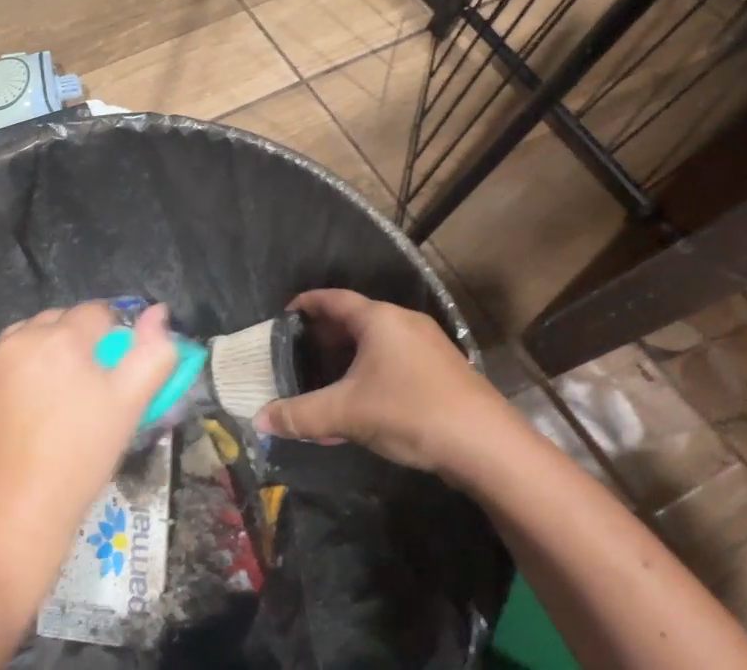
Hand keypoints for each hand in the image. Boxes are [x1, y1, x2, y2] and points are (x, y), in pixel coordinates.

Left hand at [0, 301, 179, 545]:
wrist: (23, 504)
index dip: (109, 339)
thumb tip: (158, 312)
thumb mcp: (131, 404)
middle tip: (80, 389)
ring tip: (46, 397)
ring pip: (22, 339)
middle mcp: (21, 336)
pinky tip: (14, 406)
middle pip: (56, 322)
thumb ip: (153, 352)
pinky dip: (4, 374)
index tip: (109, 373)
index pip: (96, 313)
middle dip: (71, 344)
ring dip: (36, 354)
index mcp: (64, 336)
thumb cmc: (84, 453)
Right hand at [251, 289, 514, 476]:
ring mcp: (429, 347)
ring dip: (348, 361)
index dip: (306, 304)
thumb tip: (259, 421)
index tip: (284, 315)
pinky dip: (370, 376)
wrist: (488, 447)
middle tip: (298, 355)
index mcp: (379, 319)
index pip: (333, 299)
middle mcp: (404, 323)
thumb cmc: (410, 412)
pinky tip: (360, 407)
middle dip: (324, 338)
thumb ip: (299, 415)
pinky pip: (395, 364)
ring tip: (324, 384)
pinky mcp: (443, 373)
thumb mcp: (346, 413)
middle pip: (355, 321)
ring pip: (376, 345)